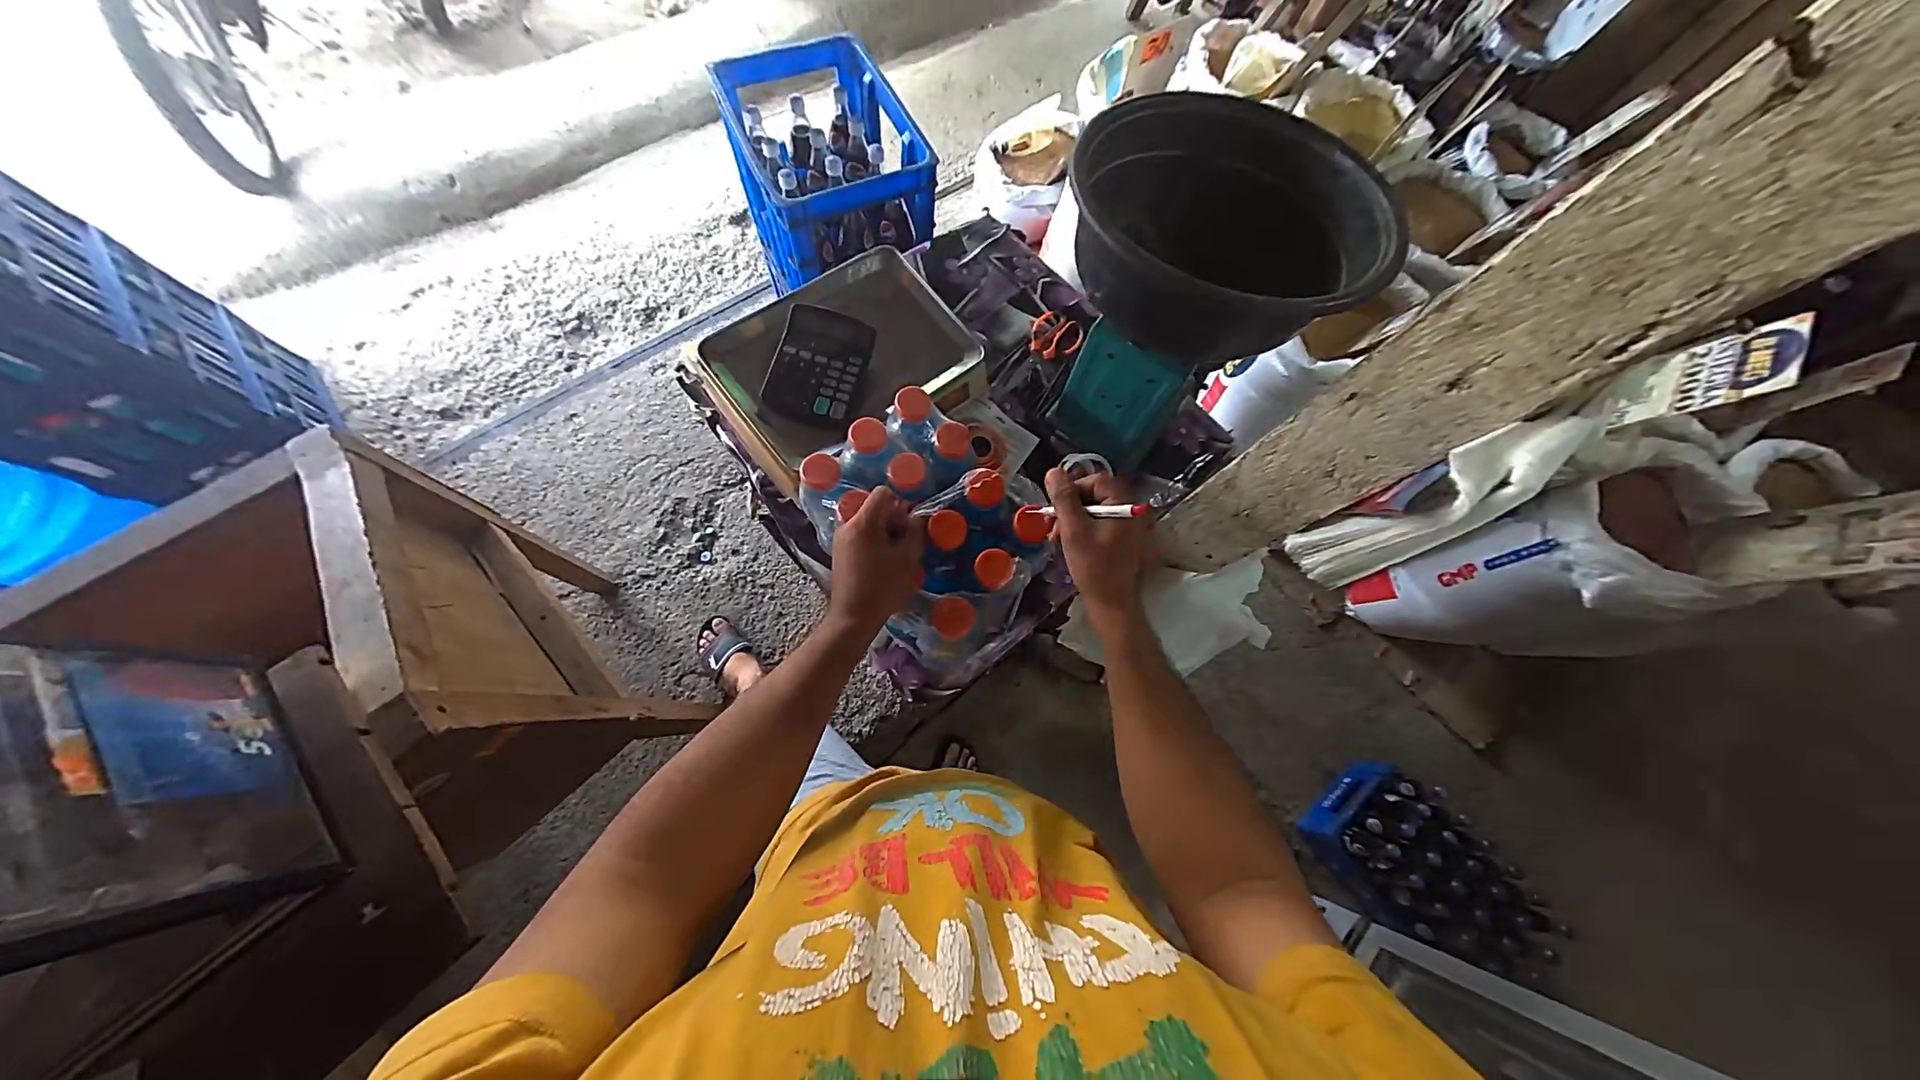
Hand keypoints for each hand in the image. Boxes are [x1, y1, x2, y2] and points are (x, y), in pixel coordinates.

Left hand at [827, 487, 925, 634]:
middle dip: (894, 519)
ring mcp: (841, 538)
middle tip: (906, 542)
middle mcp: (848, 524)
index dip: (901, 503)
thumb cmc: (883, 587)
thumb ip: (915, 531)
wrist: (853, 617)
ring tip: (895, 555)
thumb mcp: (907, 557)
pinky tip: (882, 562)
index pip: (883, 493)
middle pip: (875, 507)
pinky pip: (861, 535)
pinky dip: (874, 541)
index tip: (910, 524)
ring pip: (868, 522)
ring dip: (885, 531)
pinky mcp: (840, 551)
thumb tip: (916, 516)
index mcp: (863, 522)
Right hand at [1046, 467, 1148, 631]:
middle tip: (1054, 527)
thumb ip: (1063, 498)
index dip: (1072, 490)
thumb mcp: (1074, 529)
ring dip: (1073, 521)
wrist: (1112, 603)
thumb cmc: (1094, 566)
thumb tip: (1053, 471)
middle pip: (1094, 495)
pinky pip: (1099, 524)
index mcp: (1125, 503)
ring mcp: (1128, 525)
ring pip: (1094, 510)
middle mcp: (1131, 509)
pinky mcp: (1123, 539)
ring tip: (1059, 539)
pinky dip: (1083, 531)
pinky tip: (1071, 545)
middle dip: (1070, 508)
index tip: (1056, 509)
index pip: (1095, 480)